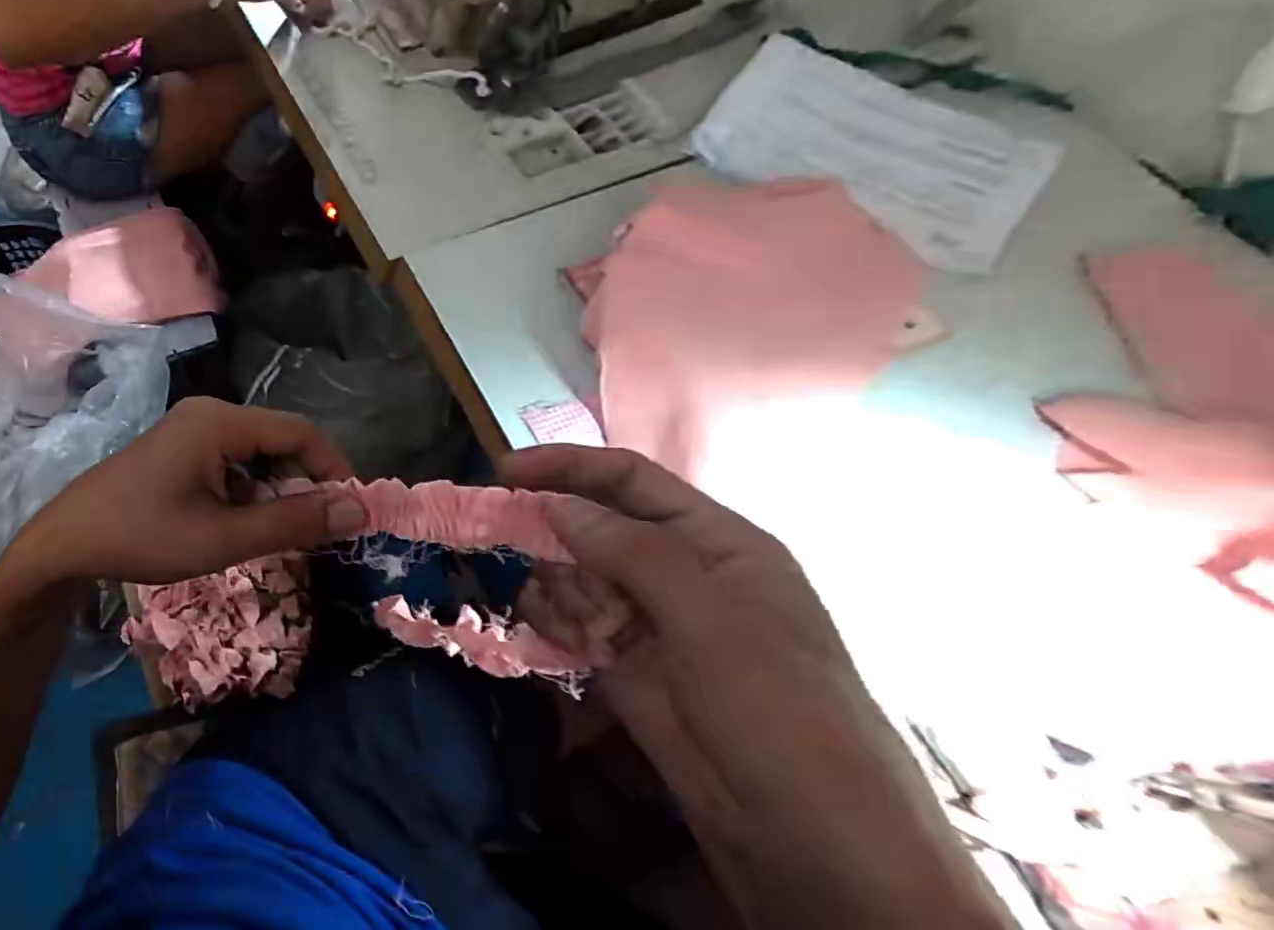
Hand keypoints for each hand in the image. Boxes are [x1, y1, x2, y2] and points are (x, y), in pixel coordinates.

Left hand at [0, 398, 362, 589]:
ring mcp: (193, 429)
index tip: (352, 510)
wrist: (64, 543)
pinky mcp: (183, 449)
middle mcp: (211, 414)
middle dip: (307, 482)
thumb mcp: (224, 538)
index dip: (335, 468)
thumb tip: (357, 511)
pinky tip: (248, 523)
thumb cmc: (142, 537)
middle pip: (281, 439)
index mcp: (221, 422)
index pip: (302, 432)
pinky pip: (235, 462)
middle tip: (321, 528)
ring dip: (280, 489)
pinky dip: (253, 490)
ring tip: (286, 531)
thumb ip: (294, 522)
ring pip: (259, 452)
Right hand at [505, 445, 1007, 929]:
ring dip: (555, 586)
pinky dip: (555, 624)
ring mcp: (648, 618)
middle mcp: (676, 570)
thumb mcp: (711, 620)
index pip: (630, 480)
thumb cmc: (776, 711)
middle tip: (499, 539)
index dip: (568, 465)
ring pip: (576, 574)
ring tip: (570, 622)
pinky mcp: (623, 663)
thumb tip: (556, 504)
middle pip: (594, 525)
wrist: (809, 843)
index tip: (505, 468)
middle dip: (549, 528)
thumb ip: (632, 552)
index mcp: (713, 541)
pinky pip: (573, 623)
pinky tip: (561, 642)